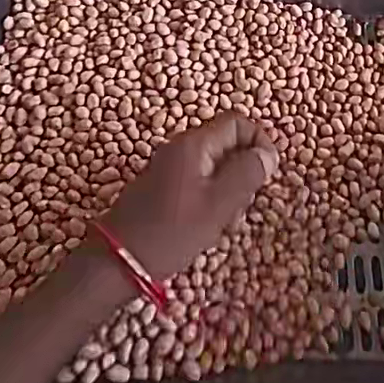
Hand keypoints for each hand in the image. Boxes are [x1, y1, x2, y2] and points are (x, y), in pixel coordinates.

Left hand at [106, 113, 276, 277]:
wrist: (116, 261)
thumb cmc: (170, 232)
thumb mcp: (217, 204)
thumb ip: (246, 174)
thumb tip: (266, 154)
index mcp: (193, 144)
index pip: (236, 121)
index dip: (258, 141)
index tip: (267, 172)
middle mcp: (180, 148)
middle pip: (227, 144)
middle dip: (243, 171)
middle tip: (243, 204)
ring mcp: (169, 167)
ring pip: (215, 166)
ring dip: (229, 190)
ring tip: (225, 222)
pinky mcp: (163, 188)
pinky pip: (199, 183)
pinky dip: (212, 200)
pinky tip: (209, 227)